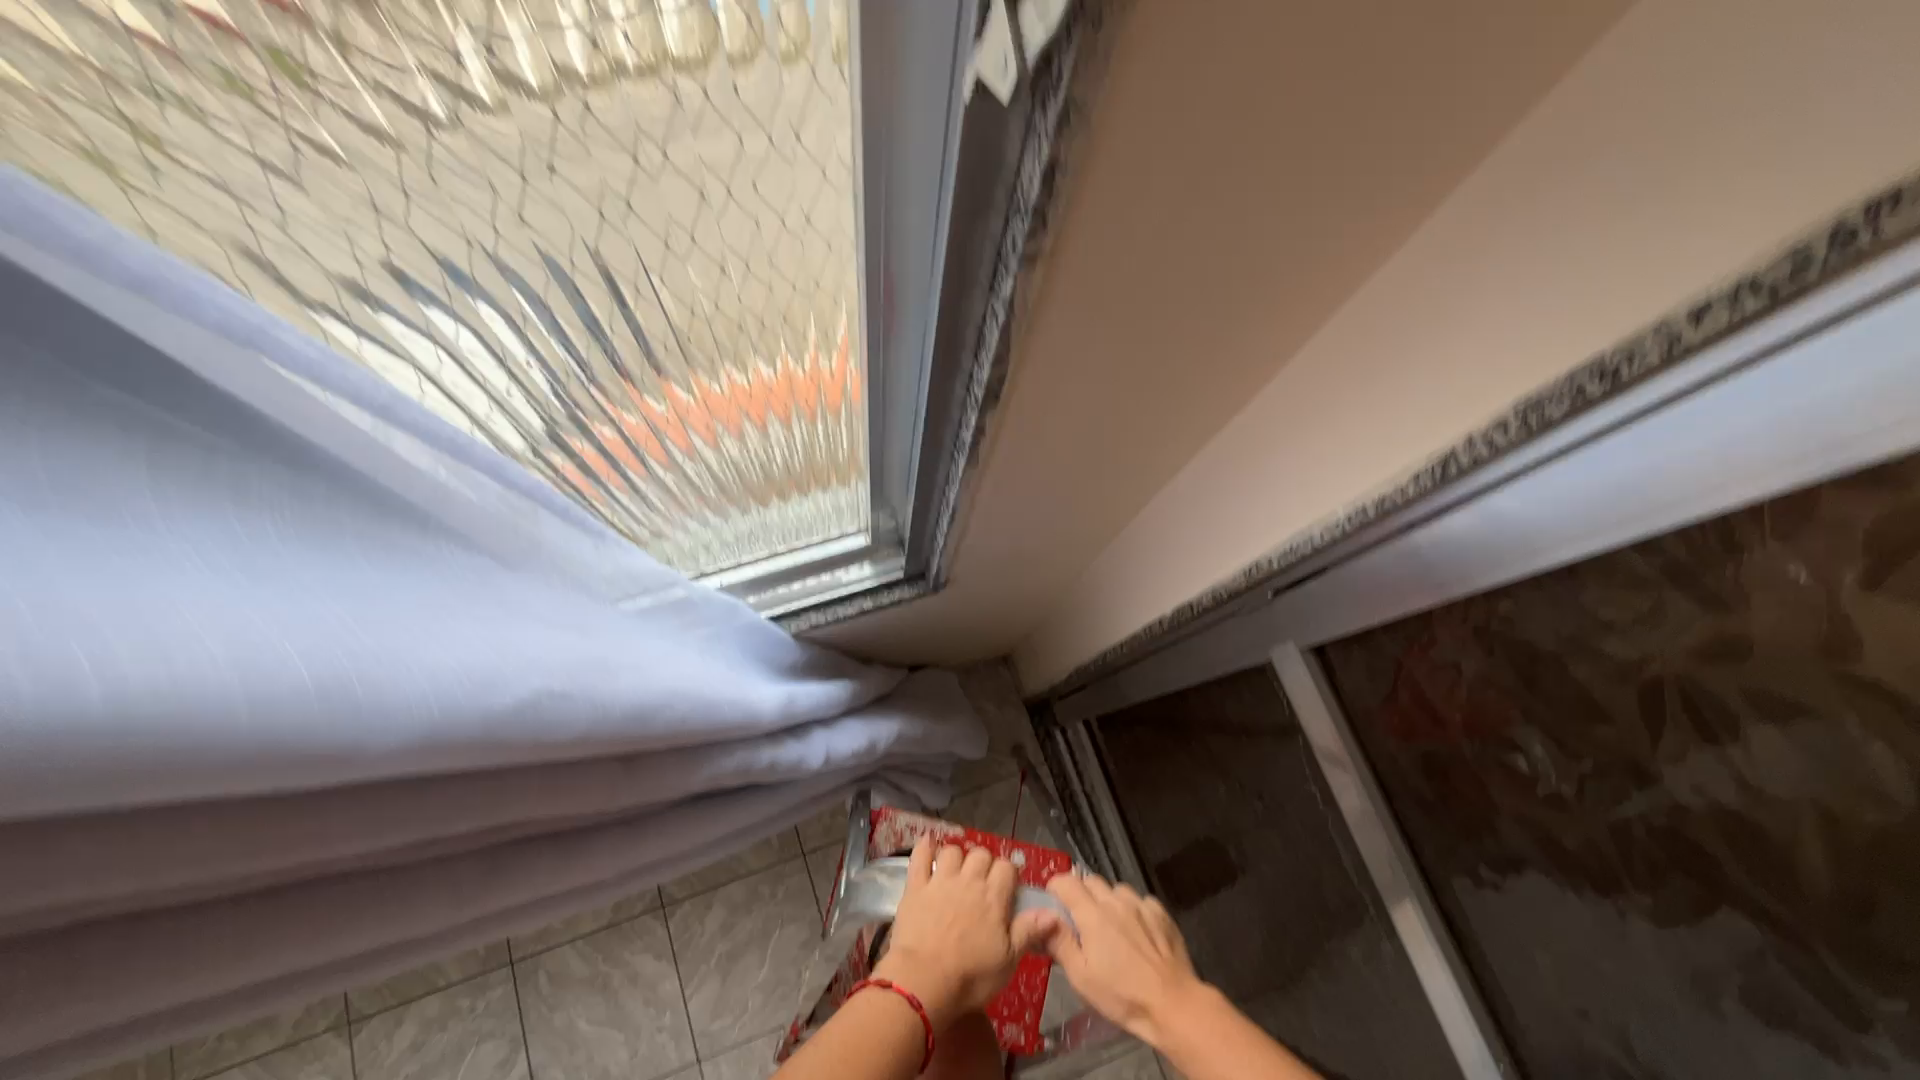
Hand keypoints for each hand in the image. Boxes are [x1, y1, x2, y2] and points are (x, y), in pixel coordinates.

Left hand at [872, 836, 1049, 1028]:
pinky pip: (920, 857)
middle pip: (981, 855)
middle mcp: (969, 881)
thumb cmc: (971, 976)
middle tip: (983, 882)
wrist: (923, 982)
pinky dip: (924, 847)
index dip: (1009, 874)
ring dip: (957, 857)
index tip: (1007, 887)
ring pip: (952, 851)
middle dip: (984, 863)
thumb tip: (1054, 912)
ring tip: (957, 871)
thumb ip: (1029, 931)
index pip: (1007, 868)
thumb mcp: (1008, 960)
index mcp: (993, 897)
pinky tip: (927, 842)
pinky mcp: (915, 887)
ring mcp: (940, 881)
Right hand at [1016, 873, 1207, 1046]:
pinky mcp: (1162, 914)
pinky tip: (1136, 931)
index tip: (1053, 904)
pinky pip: (1140, 901)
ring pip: (1116, 889)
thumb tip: (1044, 918)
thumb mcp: (1081, 977)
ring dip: (1107, 901)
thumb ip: (1059, 943)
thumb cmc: (1121, 995)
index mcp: (1092, 914)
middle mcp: (1116, 901)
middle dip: (1080, 893)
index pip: (1066, 882)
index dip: (1055, 889)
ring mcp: (1142, 905)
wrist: (1173, 1004)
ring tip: (1110, 926)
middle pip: (1091, 881)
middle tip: (1079, 920)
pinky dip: (1132, 909)